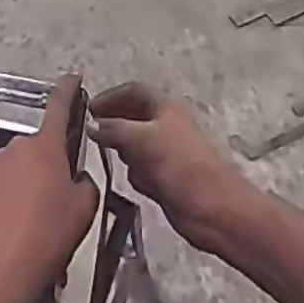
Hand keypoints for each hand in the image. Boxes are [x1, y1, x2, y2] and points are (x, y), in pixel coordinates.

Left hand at [0, 76, 99, 302]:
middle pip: (40, 147)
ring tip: (41, 223)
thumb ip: (85, 180)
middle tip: (62, 199)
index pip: (59, 106)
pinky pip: (2, 185)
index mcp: (44, 146)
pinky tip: (20, 227)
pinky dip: (12, 199)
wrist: (2, 274)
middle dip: (51, 165)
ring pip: (20, 168)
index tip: (72, 79)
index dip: (68, 90)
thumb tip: (77, 178)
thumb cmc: (47, 238)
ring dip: (31, 185)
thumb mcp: (85, 208)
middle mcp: (15, 148)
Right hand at [90, 82, 250, 253]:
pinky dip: (137, 175)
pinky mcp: (166, 179)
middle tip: (91, 134)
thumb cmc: (181, 165)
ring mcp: (166, 153)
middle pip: (131, 118)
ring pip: (133, 147)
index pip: (132, 92)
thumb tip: (90, 125)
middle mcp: (165, 126)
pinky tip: (140, 183)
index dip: (110, 96)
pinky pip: (141, 171)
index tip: (88, 109)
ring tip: (112, 159)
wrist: (215, 211)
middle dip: (114, 126)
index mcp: (165, 108)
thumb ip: (112, 128)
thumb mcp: (142, 138)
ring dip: (124, 153)